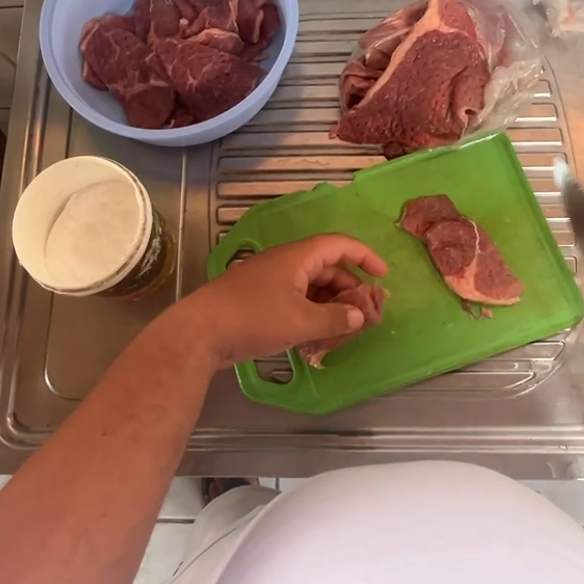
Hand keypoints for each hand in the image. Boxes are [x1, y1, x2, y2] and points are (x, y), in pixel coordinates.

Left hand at [159, 235, 387, 368]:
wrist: (200, 332)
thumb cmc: (253, 319)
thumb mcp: (300, 321)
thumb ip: (334, 319)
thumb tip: (358, 316)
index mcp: (297, 257)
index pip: (338, 245)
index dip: (364, 255)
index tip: (383, 274)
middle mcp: (283, 263)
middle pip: (325, 268)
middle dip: (349, 289)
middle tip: (365, 313)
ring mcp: (268, 282)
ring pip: (309, 287)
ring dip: (329, 305)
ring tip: (345, 330)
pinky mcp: (256, 301)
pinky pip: (293, 301)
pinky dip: (309, 314)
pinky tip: (316, 338)